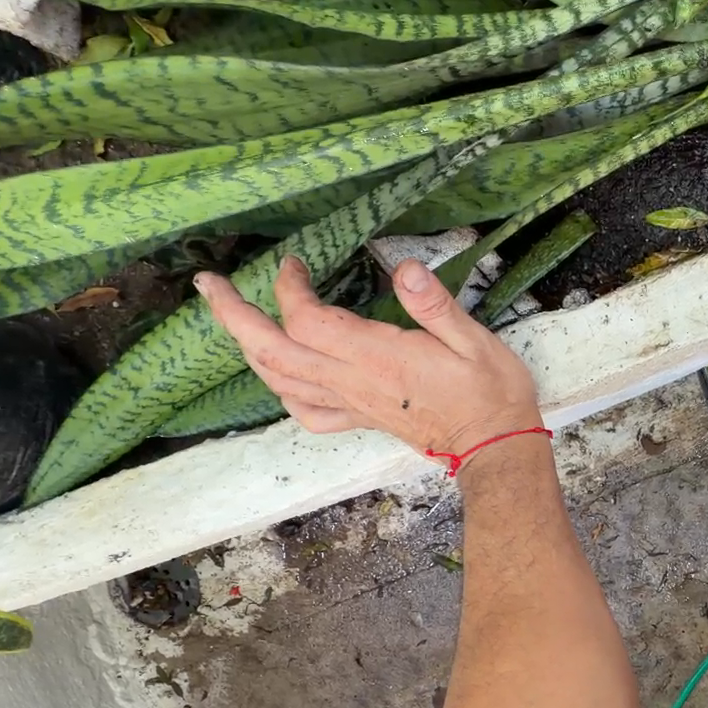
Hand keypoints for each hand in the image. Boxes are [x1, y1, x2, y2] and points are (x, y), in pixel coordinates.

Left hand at [196, 256, 542, 460]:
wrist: (496, 445)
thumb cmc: (492, 392)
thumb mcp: (476, 340)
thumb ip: (436, 305)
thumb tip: (406, 268)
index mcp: (378, 357)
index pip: (308, 319)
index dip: (289, 288)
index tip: (294, 262)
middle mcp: (354, 381)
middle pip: (272, 350)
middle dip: (233, 314)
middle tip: (211, 284)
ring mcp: (354, 404)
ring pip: (279, 379)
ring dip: (247, 348)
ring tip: (236, 322)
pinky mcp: (363, 420)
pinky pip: (306, 412)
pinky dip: (282, 391)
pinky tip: (283, 378)